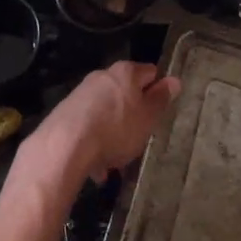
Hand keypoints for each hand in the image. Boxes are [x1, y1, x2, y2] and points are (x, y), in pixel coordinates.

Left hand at [38, 61, 180, 181]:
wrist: (65, 146)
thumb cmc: (116, 129)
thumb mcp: (147, 117)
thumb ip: (161, 99)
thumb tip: (174, 80)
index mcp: (125, 72)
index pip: (150, 72)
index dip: (157, 91)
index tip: (159, 111)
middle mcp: (102, 76)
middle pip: (125, 93)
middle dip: (133, 115)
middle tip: (140, 138)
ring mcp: (81, 94)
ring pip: (106, 112)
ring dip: (113, 133)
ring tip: (116, 162)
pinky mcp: (65, 114)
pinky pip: (88, 127)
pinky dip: (95, 142)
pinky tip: (96, 168)